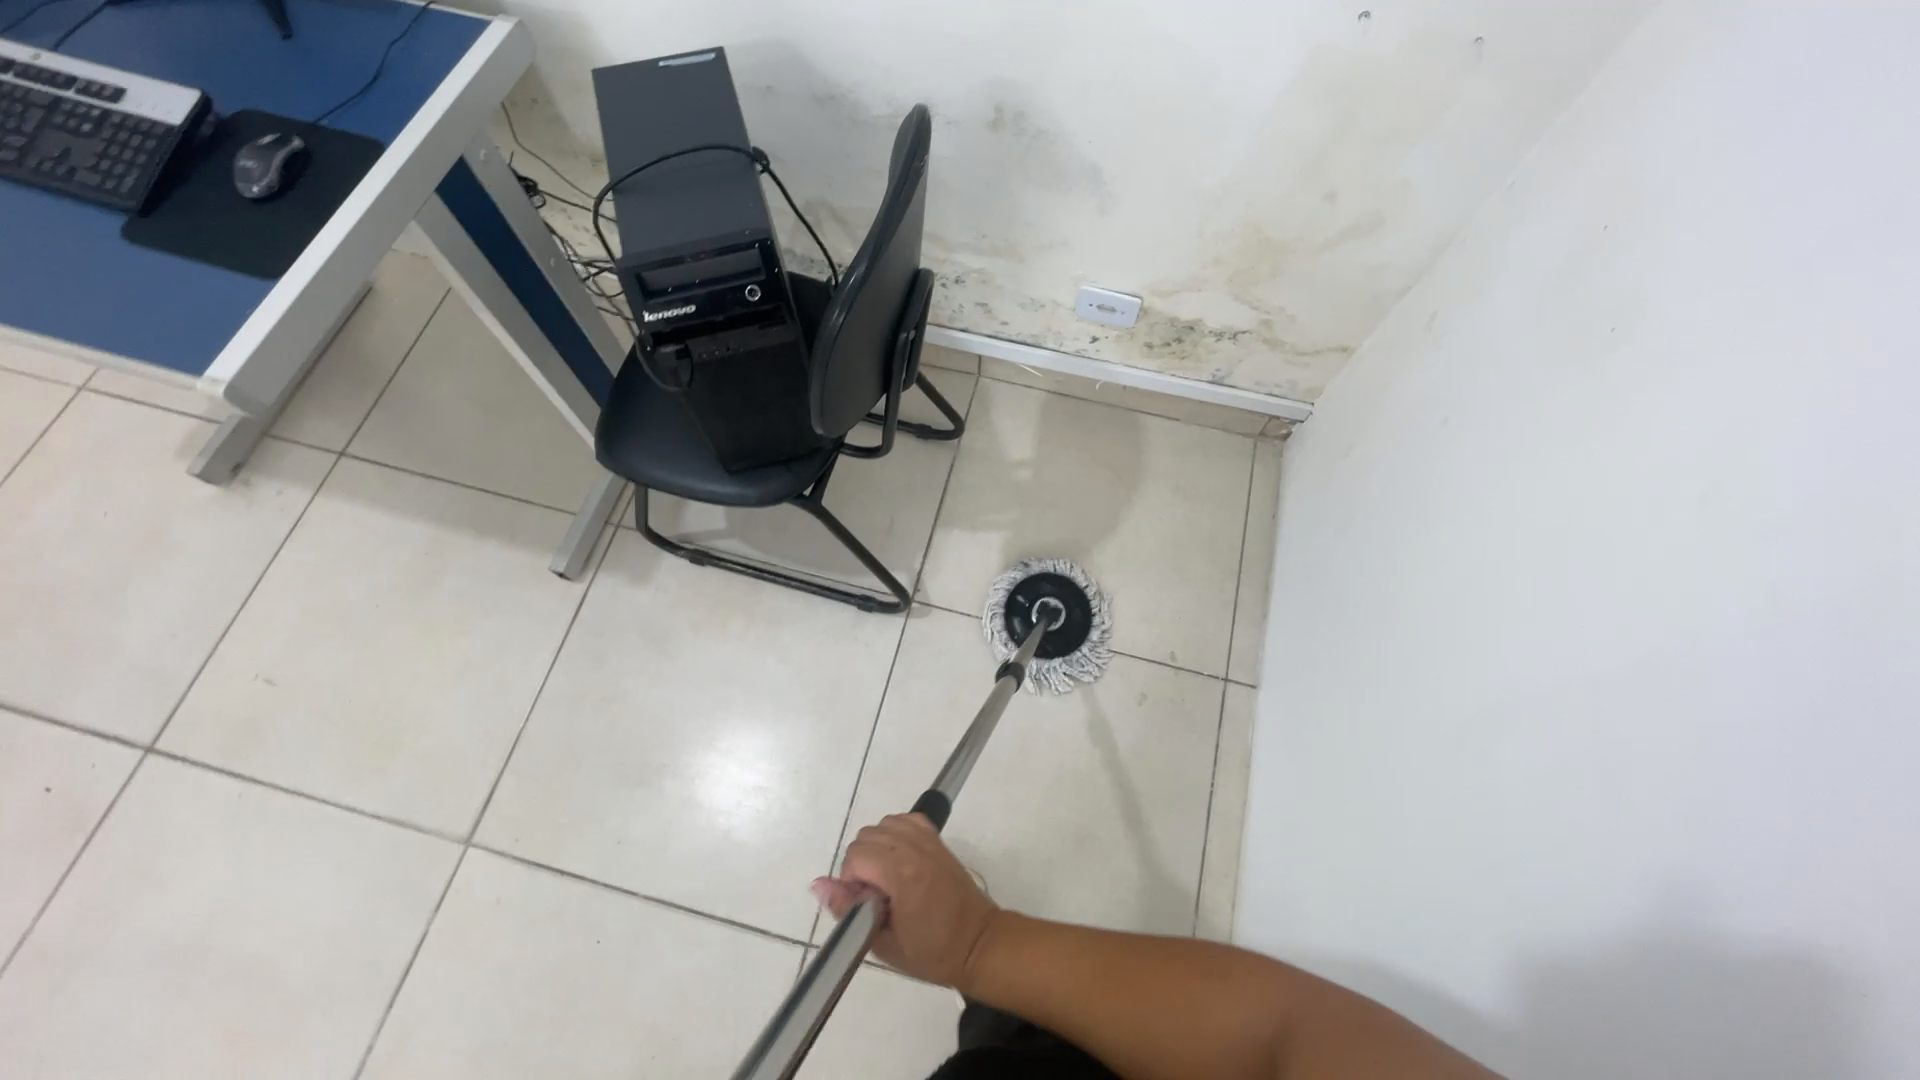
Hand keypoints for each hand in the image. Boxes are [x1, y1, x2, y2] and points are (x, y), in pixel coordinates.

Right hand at [811, 813, 1000, 989]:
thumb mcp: (883, 943)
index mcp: (902, 874)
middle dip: (861, 864)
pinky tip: (898, 859)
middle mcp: (914, 848)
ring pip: (883, 824)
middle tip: (875, 896)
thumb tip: (818, 884)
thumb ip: (849, 910)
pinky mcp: (937, 839)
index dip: (852, 882)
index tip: (866, 905)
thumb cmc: (932, 952)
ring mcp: (928, 840)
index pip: (856, 856)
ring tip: (886, 878)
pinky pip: (905, 820)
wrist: (978, 943)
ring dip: (876, 847)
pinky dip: (895, 833)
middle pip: (866, 836)